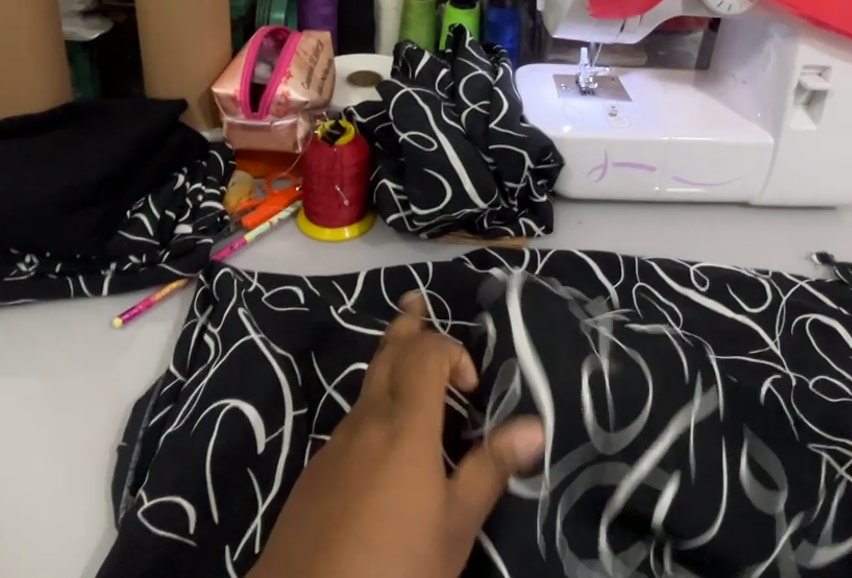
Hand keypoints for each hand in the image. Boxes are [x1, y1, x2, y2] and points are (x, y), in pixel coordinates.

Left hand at [249, 293, 545, 577]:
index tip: (471, 388)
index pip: (425, 354)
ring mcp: (334, 446)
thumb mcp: (454, 526)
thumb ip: (489, 469)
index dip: (451, 351)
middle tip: (414, 300)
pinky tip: (381, 443)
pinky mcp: (315, 474)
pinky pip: (351, 424)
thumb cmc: (394, 564)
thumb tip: (535, 424)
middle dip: (405, 327)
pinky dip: (373, 411)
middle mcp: (366, 422)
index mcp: (405, 426)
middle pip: (386, 356)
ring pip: (366, 389)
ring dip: (389, 366)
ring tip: (404, 359)